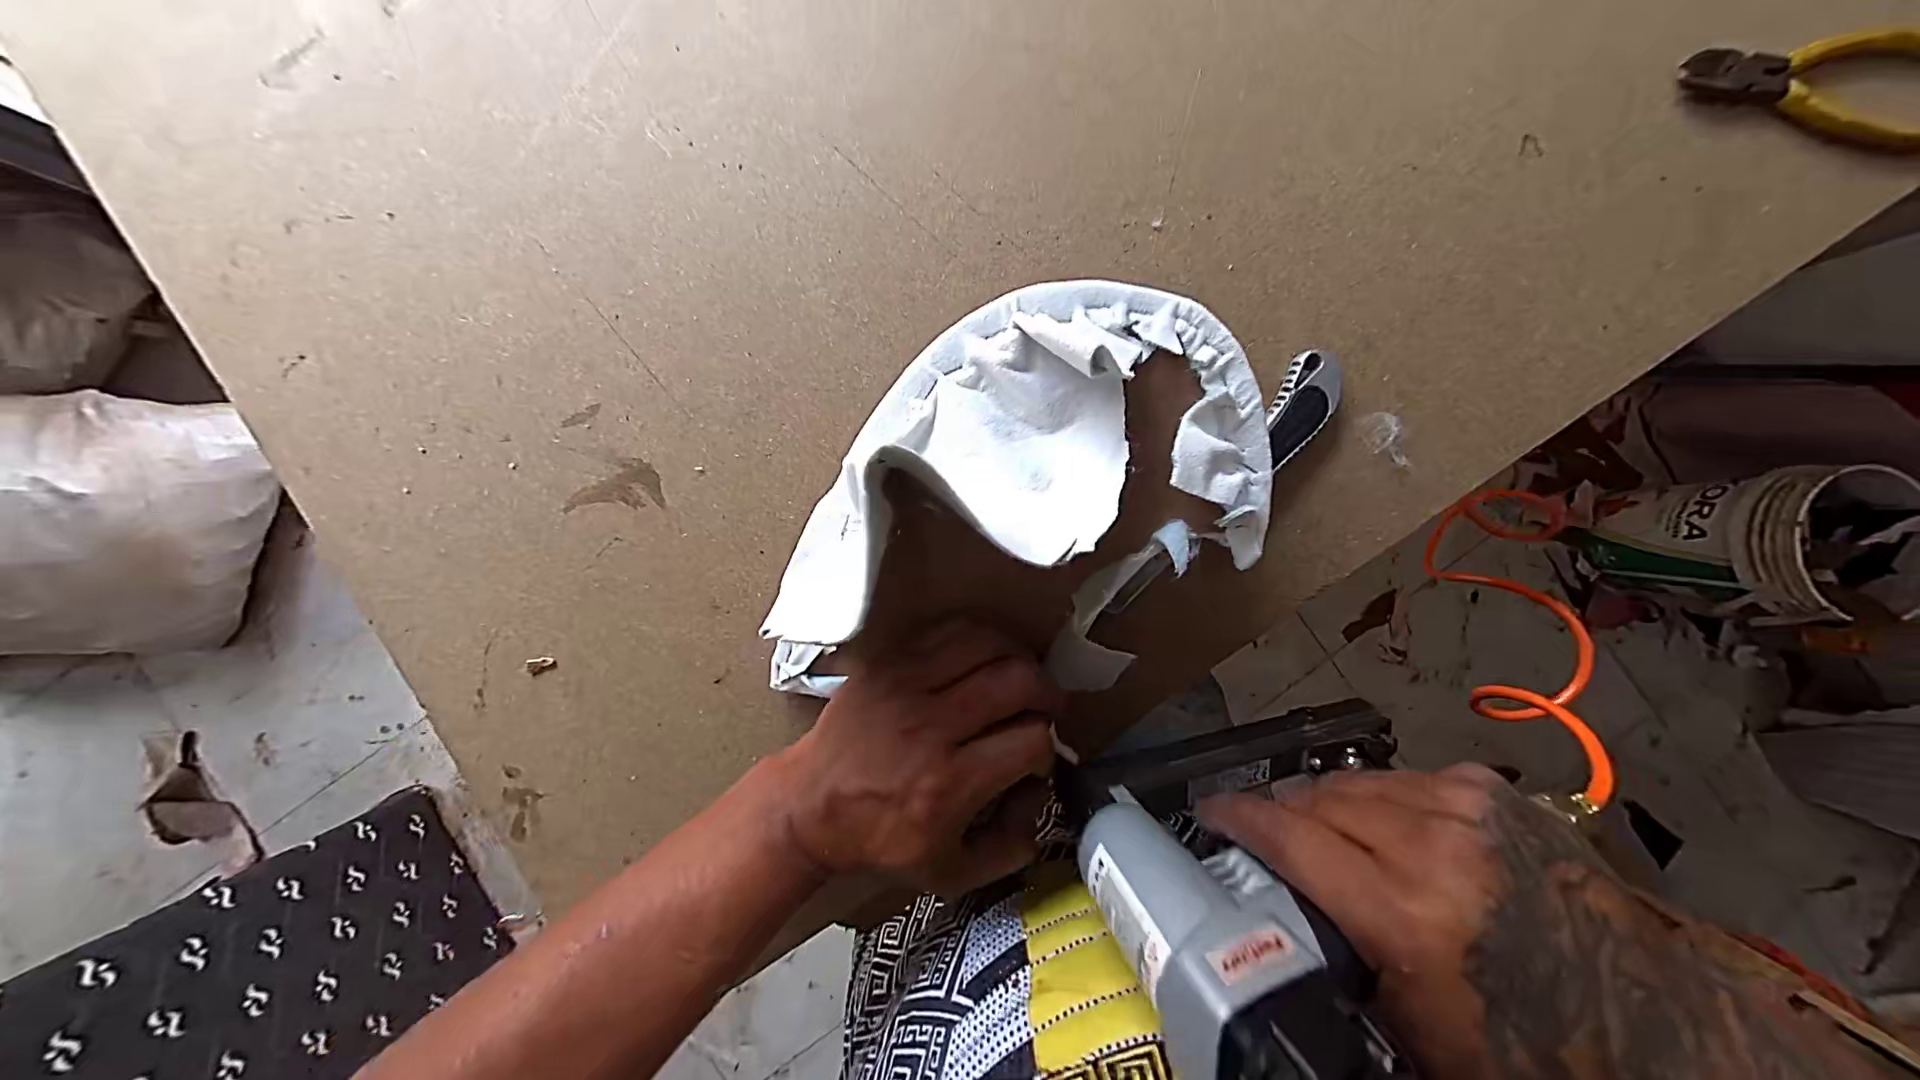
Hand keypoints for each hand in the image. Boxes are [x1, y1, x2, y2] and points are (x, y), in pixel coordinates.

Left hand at [775, 618, 1065, 894]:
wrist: (807, 806)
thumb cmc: (875, 839)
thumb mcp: (945, 872)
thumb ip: (1005, 853)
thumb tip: (1041, 815)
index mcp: (949, 782)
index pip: (1030, 740)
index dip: (1049, 744)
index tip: (1038, 753)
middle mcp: (932, 728)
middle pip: (1017, 682)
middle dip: (1048, 692)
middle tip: (1047, 706)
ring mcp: (907, 688)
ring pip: (987, 646)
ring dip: (1017, 658)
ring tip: (1021, 676)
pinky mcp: (888, 666)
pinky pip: (947, 632)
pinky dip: (978, 637)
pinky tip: (986, 655)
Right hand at [1198, 767, 1897, 1079]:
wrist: (1669, 1034)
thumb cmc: (1529, 1047)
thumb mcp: (1411, 1029)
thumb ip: (1333, 955)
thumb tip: (1270, 916)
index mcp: (1407, 912)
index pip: (1288, 835)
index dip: (1236, 816)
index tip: (1208, 811)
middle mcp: (1433, 844)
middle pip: (1315, 798)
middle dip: (1276, 809)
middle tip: (1257, 828)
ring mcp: (1468, 809)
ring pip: (1354, 780)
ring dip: (1321, 800)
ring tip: (1309, 823)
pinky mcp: (1495, 795)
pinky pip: (1403, 777)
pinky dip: (1375, 794)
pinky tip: (1377, 819)